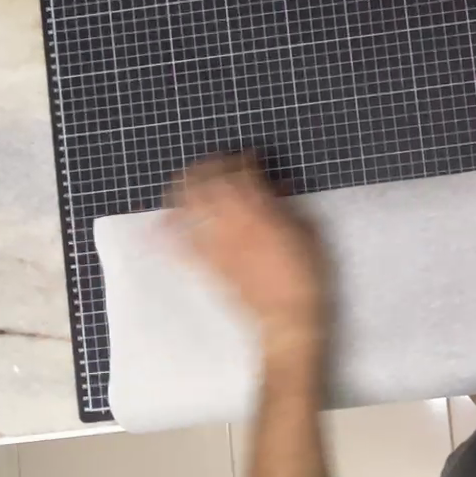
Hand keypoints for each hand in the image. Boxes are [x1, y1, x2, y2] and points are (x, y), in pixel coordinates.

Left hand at [170, 155, 327, 373]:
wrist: (287, 320)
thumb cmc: (307, 277)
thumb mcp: (309, 233)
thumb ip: (288, 207)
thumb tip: (275, 188)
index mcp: (261, 213)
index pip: (243, 174)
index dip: (245, 160)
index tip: (251, 156)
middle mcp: (232, 223)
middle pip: (208, 182)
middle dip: (210, 166)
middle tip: (218, 163)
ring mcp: (215, 244)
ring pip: (188, 205)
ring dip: (185, 187)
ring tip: (189, 181)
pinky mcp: (206, 264)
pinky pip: (179, 242)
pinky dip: (169, 227)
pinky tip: (166, 219)